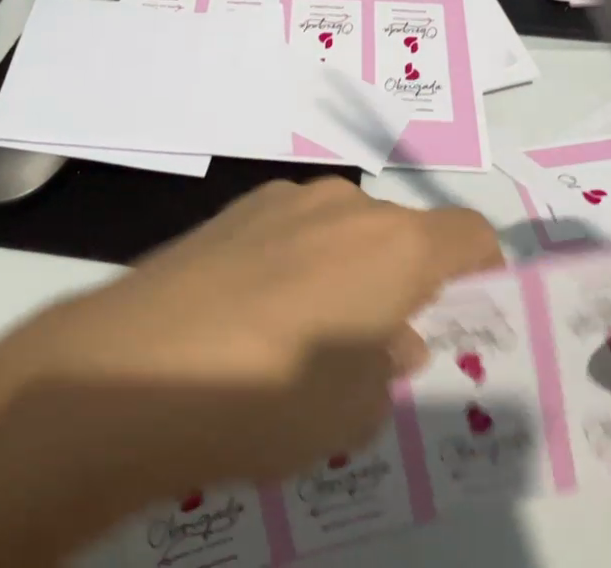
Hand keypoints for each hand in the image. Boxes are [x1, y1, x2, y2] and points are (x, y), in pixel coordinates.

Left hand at [0, 177, 503, 505]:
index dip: (481, 270)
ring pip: (340, 231)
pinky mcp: (225, 213)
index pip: (470, 234)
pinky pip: (286, 233)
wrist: (128, 370)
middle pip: (401, 233)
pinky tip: (250, 319)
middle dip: (404, 280)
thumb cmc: (269, 395)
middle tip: (380, 343)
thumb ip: (387, 366)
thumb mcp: (354, 408)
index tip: (470, 309)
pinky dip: (292, 265)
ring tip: (304, 336)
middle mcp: (343, 205)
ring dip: (344, 272)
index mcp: (394, 244)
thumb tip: (389, 341)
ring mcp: (278, 201)